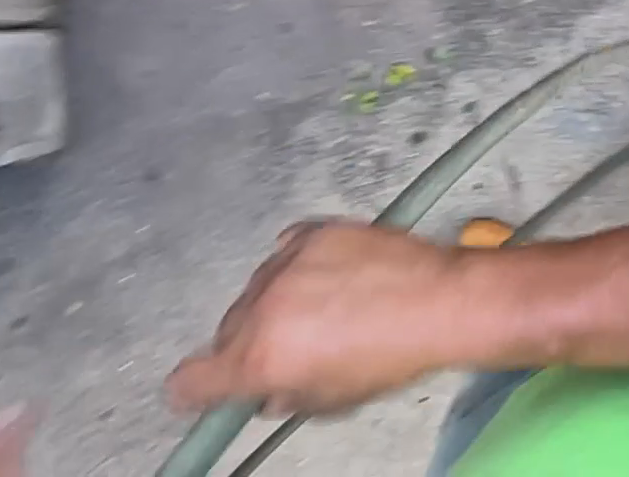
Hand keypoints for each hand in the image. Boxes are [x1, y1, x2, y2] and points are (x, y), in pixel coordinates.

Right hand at [166, 221, 468, 416]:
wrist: (441, 299)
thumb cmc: (395, 353)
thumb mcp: (331, 398)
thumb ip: (284, 395)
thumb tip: (269, 389)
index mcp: (260, 358)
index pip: (188, 380)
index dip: (201, 387)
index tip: (215, 384)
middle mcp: (266, 306)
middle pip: (228, 330)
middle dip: (251, 341)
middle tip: (294, 343)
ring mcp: (291, 262)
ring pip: (257, 287)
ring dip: (277, 298)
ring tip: (325, 304)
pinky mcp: (319, 230)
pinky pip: (289, 246)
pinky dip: (300, 259)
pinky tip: (329, 271)